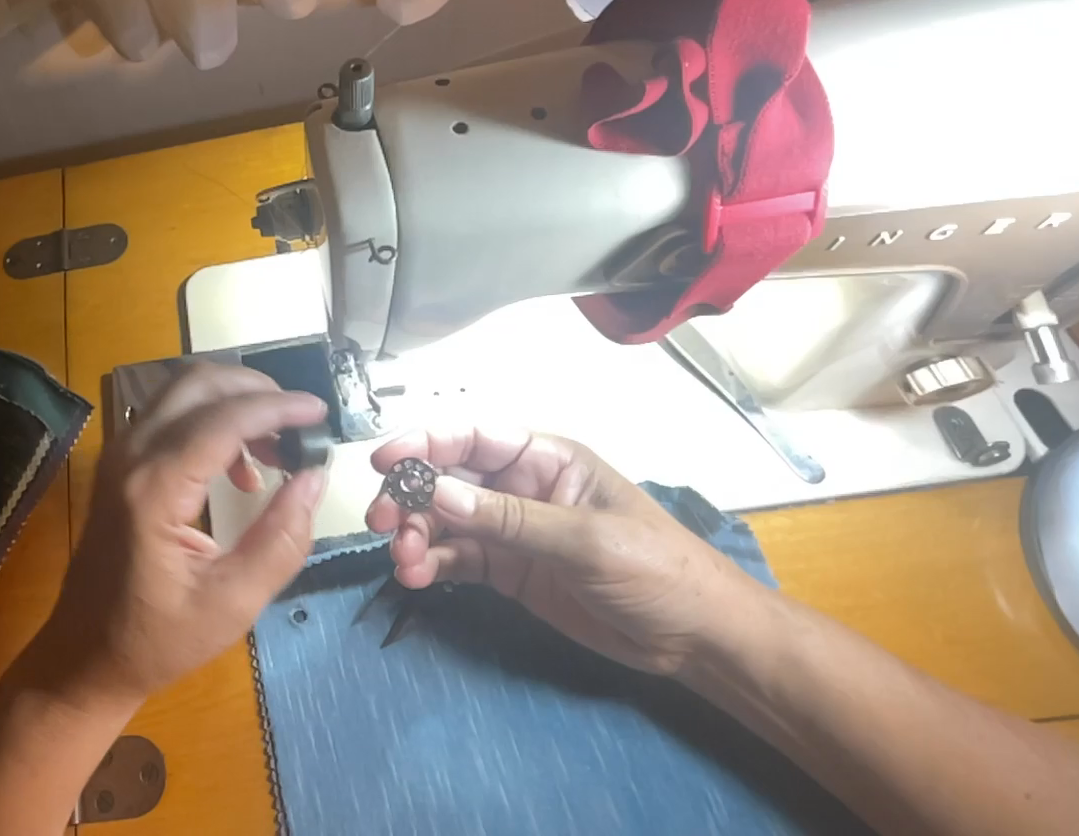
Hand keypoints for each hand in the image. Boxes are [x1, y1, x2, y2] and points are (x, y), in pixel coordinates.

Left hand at [37, 363, 328, 706]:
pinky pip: (171, 414)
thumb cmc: (156, 639)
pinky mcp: (120, 461)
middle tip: (300, 422)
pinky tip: (241, 470)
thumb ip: (281, 539)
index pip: (223, 419)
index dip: (277, 407)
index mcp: (154, 490)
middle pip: (198, 383)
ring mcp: (119, 453)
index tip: (321, 412)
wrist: (84, 654)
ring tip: (278, 446)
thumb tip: (314, 476)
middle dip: (256, 390)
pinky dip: (213, 419)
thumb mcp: (233, 603)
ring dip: (235, 402)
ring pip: (182, 391)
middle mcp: (131, 455)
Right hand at [366, 428, 764, 675]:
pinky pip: (456, 557)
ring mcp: (507, 529)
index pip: (471, 438)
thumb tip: (436, 493)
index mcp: (542, 458)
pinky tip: (417, 576)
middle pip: (445, 479)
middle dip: (409, 496)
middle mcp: (516, 486)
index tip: (384, 462)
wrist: (695, 639)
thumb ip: (509, 518)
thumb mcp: (586, 540)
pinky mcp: (505, 568)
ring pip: (443, 520)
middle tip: (382, 522)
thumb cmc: (656, 568)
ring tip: (405, 560)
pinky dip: (431, 564)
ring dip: (415, 534)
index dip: (424, 443)